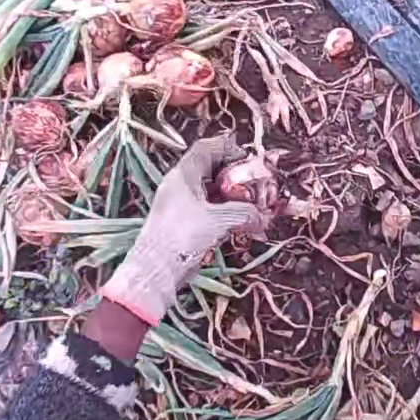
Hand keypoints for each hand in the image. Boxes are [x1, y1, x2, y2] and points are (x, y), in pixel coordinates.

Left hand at [101, 134, 264, 324]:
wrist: (156, 270)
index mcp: (182, 176)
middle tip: (254, 183)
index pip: (206, 149)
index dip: (228, 149)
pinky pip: (208, 211)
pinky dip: (225, 214)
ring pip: (210, 192)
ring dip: (231, 197)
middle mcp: (179, 186)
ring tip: (251, 205)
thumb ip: (244, 213)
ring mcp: (180, 205)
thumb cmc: (182, 237)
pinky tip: (240, 223)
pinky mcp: (183, 224)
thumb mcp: (218, 220)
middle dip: (234, 176)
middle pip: (210, 170)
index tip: (248, 159)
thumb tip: (263, 216)